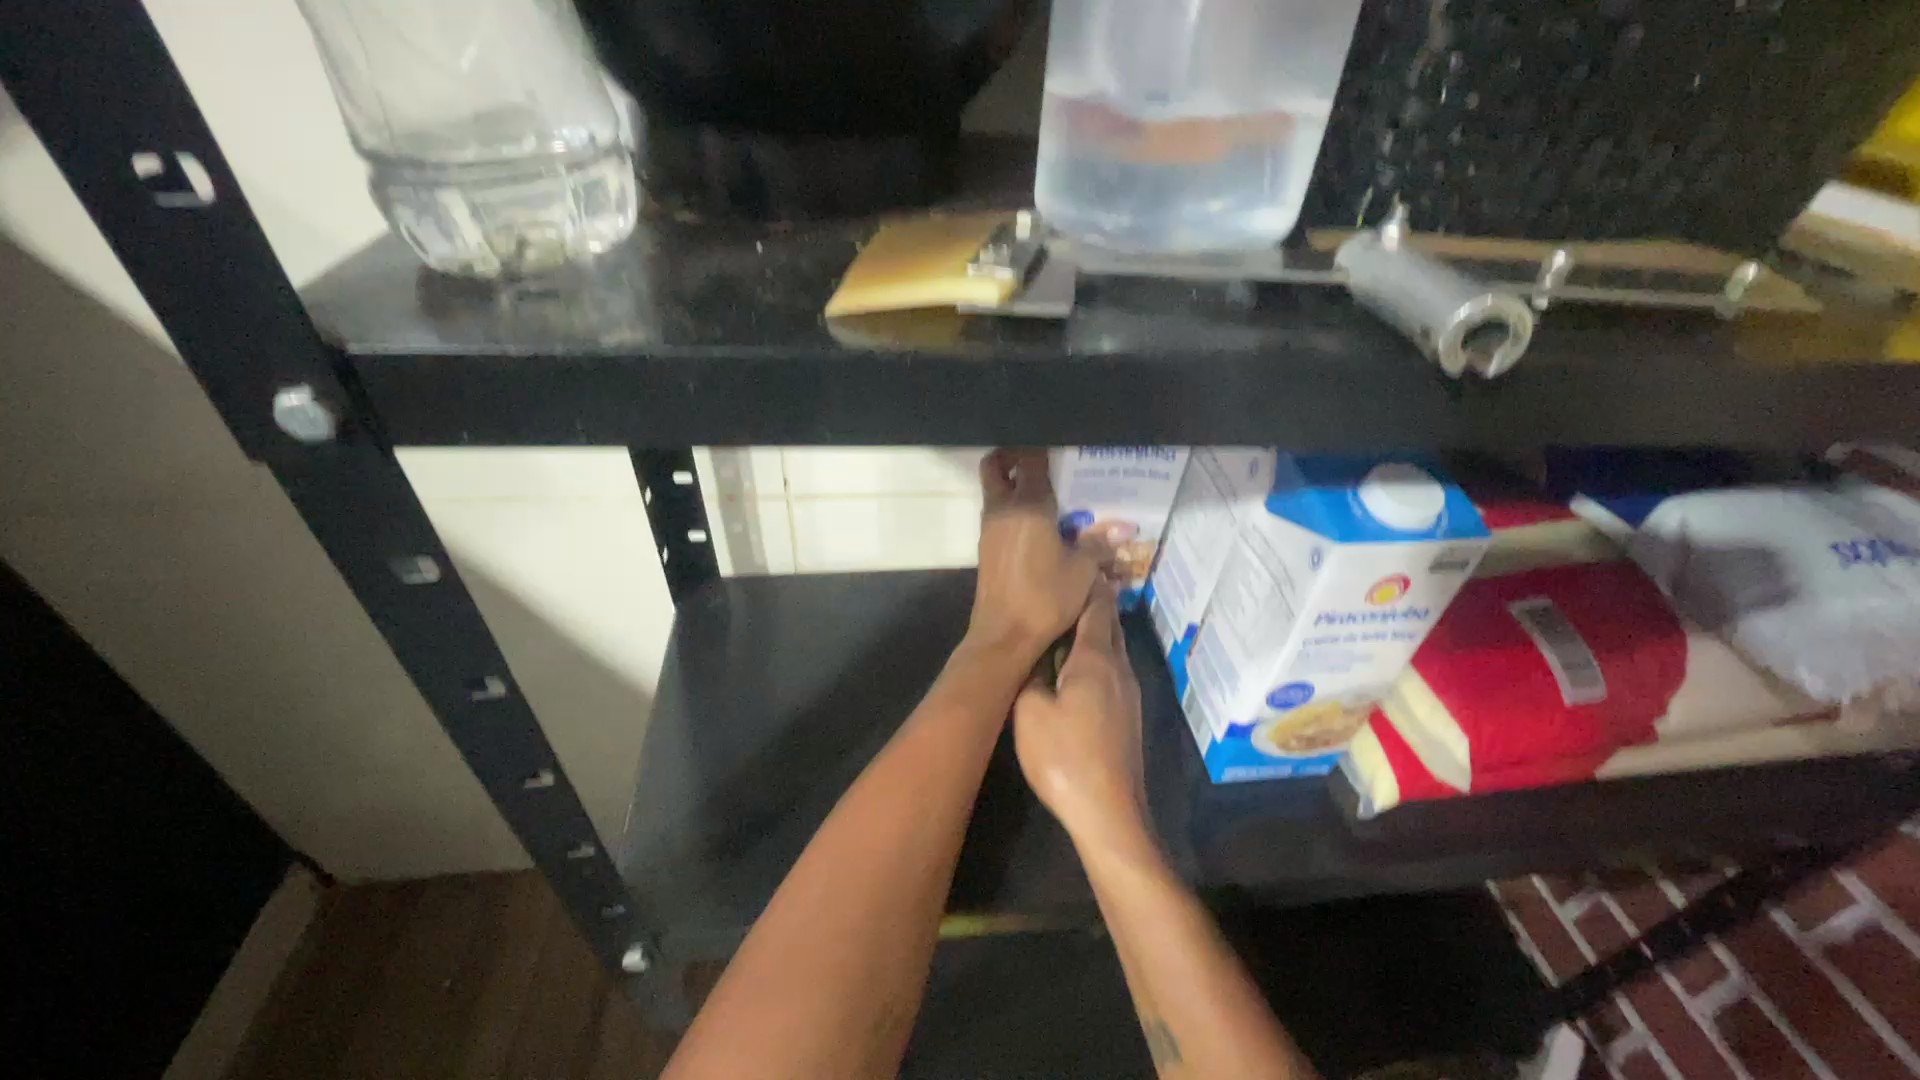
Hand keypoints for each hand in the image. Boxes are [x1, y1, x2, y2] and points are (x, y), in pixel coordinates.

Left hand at [969, 449, 1104, 655]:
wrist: (1004, 635)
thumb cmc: (1046, 597)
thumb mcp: (1083, 571)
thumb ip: (1099, 544)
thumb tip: (1122, 530)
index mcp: (1028, 504)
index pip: (1029, 458)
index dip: (1042, 448)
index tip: (1059, 448)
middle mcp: (1003, 509)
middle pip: (996, 466)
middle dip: (1013, 457)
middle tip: (1041, 463)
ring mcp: (990, 529)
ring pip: (995, 492)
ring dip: (1014, 486)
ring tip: (1050, 497)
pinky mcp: (986, 548)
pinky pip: (998, 515)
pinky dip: (1013, 511)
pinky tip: (1041, 527)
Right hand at [1014, 588, 1151, 855]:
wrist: (1108, 811)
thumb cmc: (1064, 756)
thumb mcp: (1030, 712)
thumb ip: (1030, 674)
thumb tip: (1034, 652)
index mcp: (1095, 660)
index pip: (1097, 609)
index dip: (1089, 587)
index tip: (1078, 568)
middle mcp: (1119, 670)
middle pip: (1109, 626)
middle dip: (1094, 605)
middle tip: (1069, 590)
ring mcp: (1128, 695)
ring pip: (1113, 650)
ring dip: (1096, 633)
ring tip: (1068, 624)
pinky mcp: (1127, 716)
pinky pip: (1113, 672)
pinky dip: (1098, 657)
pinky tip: (1078, 668)